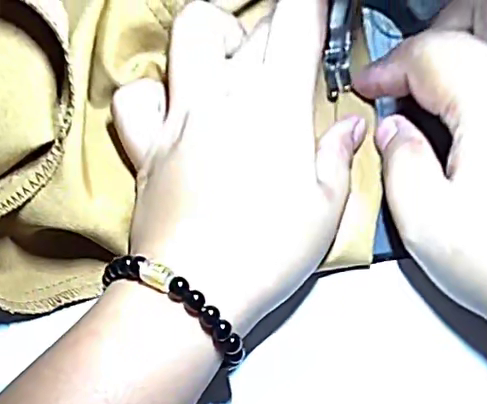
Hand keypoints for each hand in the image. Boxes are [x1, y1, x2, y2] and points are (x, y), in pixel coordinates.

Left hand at [111, 0, 366, 332]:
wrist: (193, 292)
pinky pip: (136, 96)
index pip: (299, 14)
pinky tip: (171, 112)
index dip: (313, 8)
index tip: (321, 19)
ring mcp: (181, 118)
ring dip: (214, 38)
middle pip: (252, 23)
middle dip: (276, 35)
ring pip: (190, 33)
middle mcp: (225, 94)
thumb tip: (350, 128)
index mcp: (277, 101)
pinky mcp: (147, 149)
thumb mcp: (325, 214)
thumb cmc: (264, 257)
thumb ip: (338, 159)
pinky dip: (152, 94)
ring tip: (227, 70)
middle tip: (289, 70)